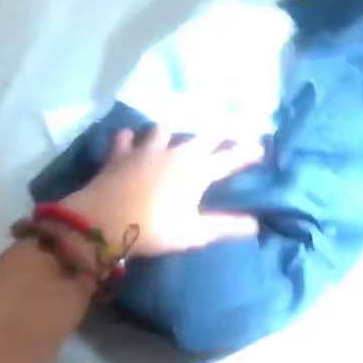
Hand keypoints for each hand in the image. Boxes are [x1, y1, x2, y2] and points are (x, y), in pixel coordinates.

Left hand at [62, 127, 262, 257]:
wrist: (103, 221)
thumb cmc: (154, 228)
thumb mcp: (194, 232)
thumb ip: (225, 227)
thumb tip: (254, 225)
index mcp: (197, 170)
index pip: (229, 158)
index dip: (245, 153)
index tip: (259, 148)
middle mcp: (175, 152)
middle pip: (201, 137)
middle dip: (215, 135)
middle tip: (222, 135)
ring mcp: (145, 150)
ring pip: (162, 130)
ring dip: (171, 132)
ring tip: (173, 134)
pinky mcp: (119, 154)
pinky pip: (125, 139)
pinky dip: (129, 139)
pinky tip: (128, 139)